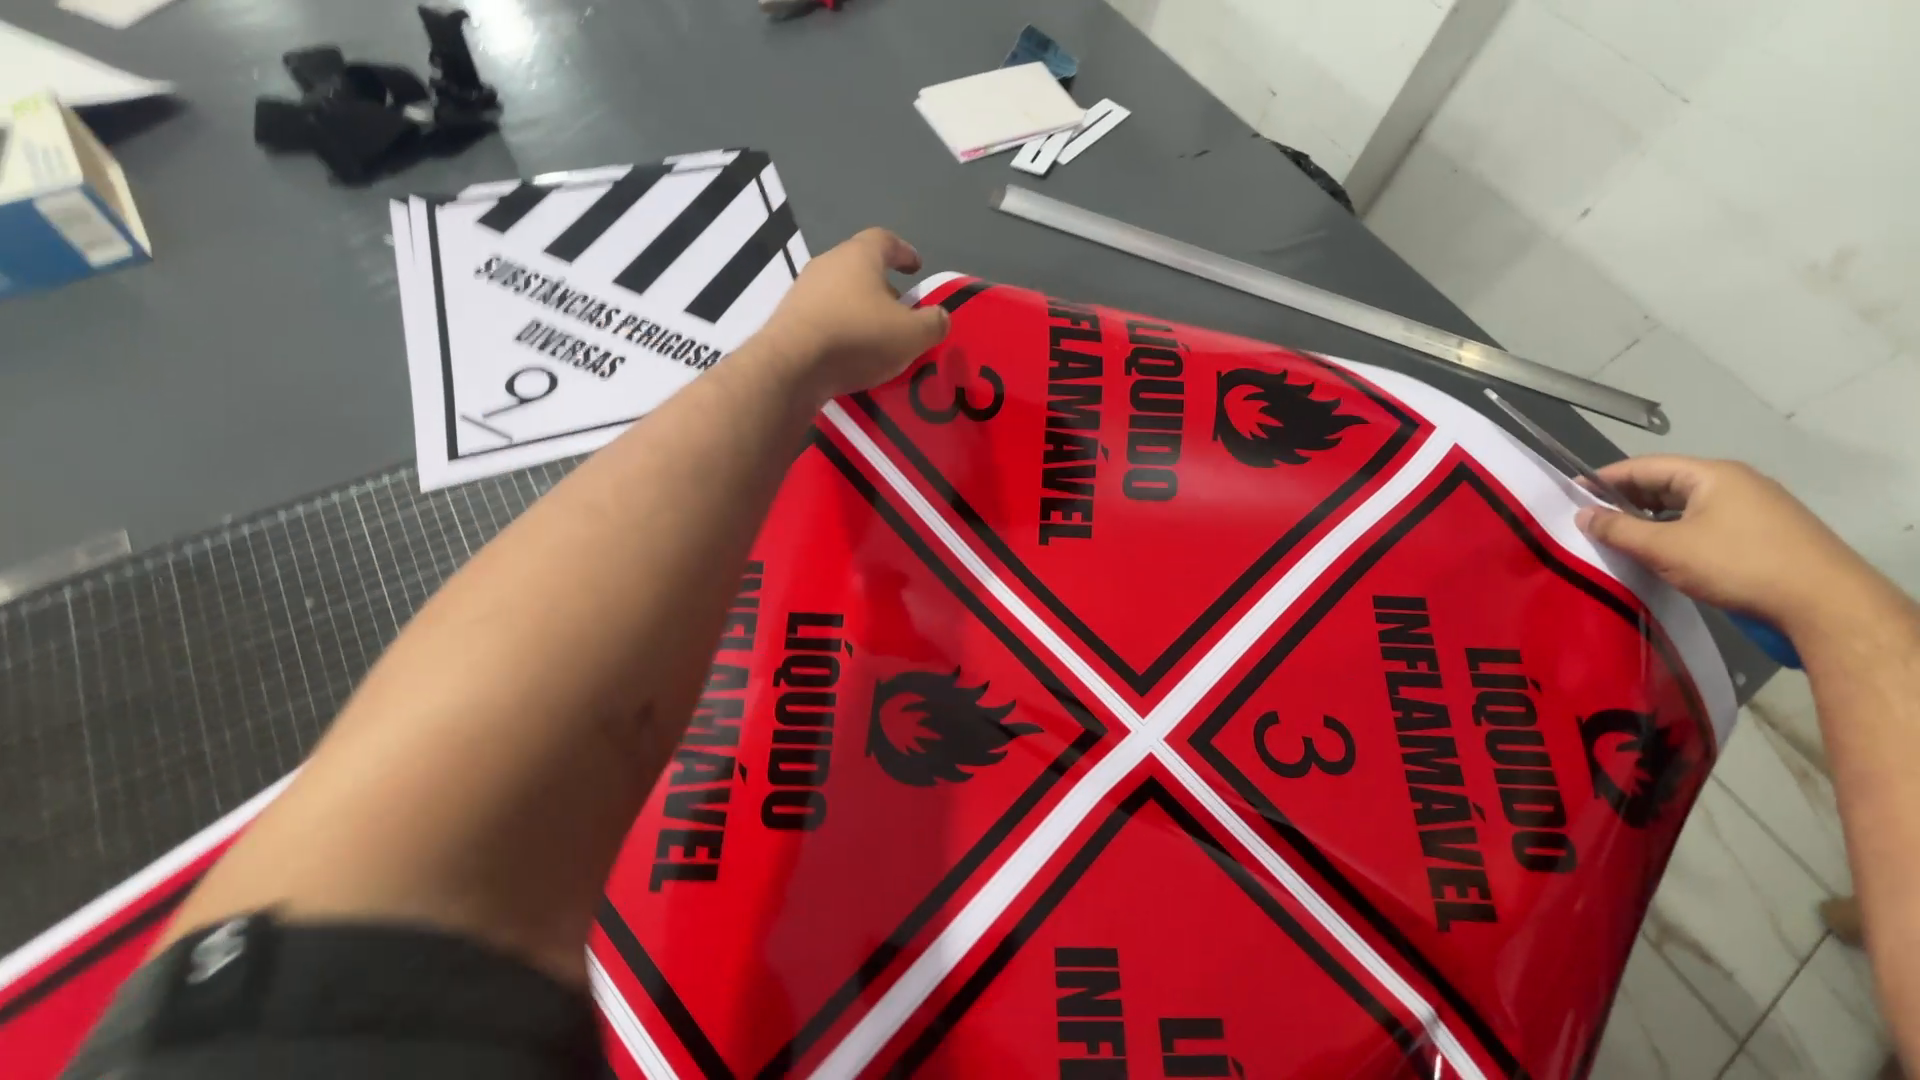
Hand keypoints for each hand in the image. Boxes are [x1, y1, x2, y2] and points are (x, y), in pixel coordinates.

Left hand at [758, 228, 950, 400]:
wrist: (791, 367)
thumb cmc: (857, 338)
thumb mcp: (912, 335)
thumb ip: (934, 323)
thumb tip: (940, 317)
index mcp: (859, 256)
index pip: (885, 240)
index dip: (904, 252)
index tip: (916, 267)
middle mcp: (827, 264)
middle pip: (860, 268)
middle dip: (883, 288)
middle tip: (900, 313)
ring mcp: (803, 291)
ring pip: (840, 294)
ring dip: (860, 312)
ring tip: (876, 338)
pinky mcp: (788, 319)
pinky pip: (823, 319)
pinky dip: (840, 330)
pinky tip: (849, 355)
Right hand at [1576, 456, 1882, 632]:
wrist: (1825, 604)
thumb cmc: (1738, 564)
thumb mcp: (1666, 548)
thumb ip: (1618, 529)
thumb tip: (1582, 514)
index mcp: (1712, 475)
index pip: (1644, 466)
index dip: (1604, 479)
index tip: (1570, 494)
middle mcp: (1736, 483)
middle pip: (1666, 484)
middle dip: (1626, 500)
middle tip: (1589, 520)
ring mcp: (1755, 507)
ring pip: (1686, 506)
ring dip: (1650, 520)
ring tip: (1619, 538)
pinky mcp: (1765, 533)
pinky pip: (1705, 523)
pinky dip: (1676, 532)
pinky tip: (1661, 553)